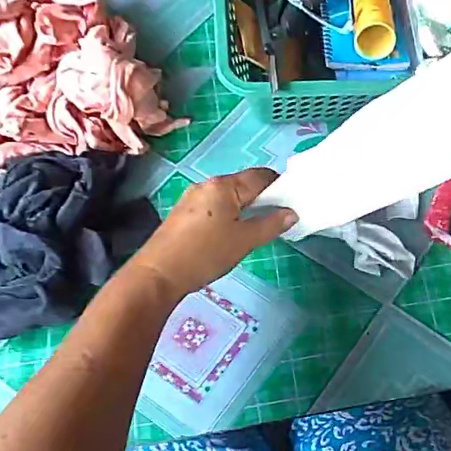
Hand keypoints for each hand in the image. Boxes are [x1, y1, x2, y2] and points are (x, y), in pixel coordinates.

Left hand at [127, 168, 295, 300]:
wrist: (158, 274)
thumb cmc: (205, 254)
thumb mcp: (244, 241)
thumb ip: (271, 224)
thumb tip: (291, 213)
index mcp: (224, 186)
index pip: (260, 176)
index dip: (279, 186)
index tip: (292, 202)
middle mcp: (207, 185)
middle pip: (243, 185)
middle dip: (263, 198)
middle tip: (278, 219)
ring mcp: (193, 198)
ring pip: (229, 197)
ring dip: (246, 208)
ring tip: (258, 229)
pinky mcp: (185, 213)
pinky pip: (215, 207)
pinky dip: (230, 215)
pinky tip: (234, 234)